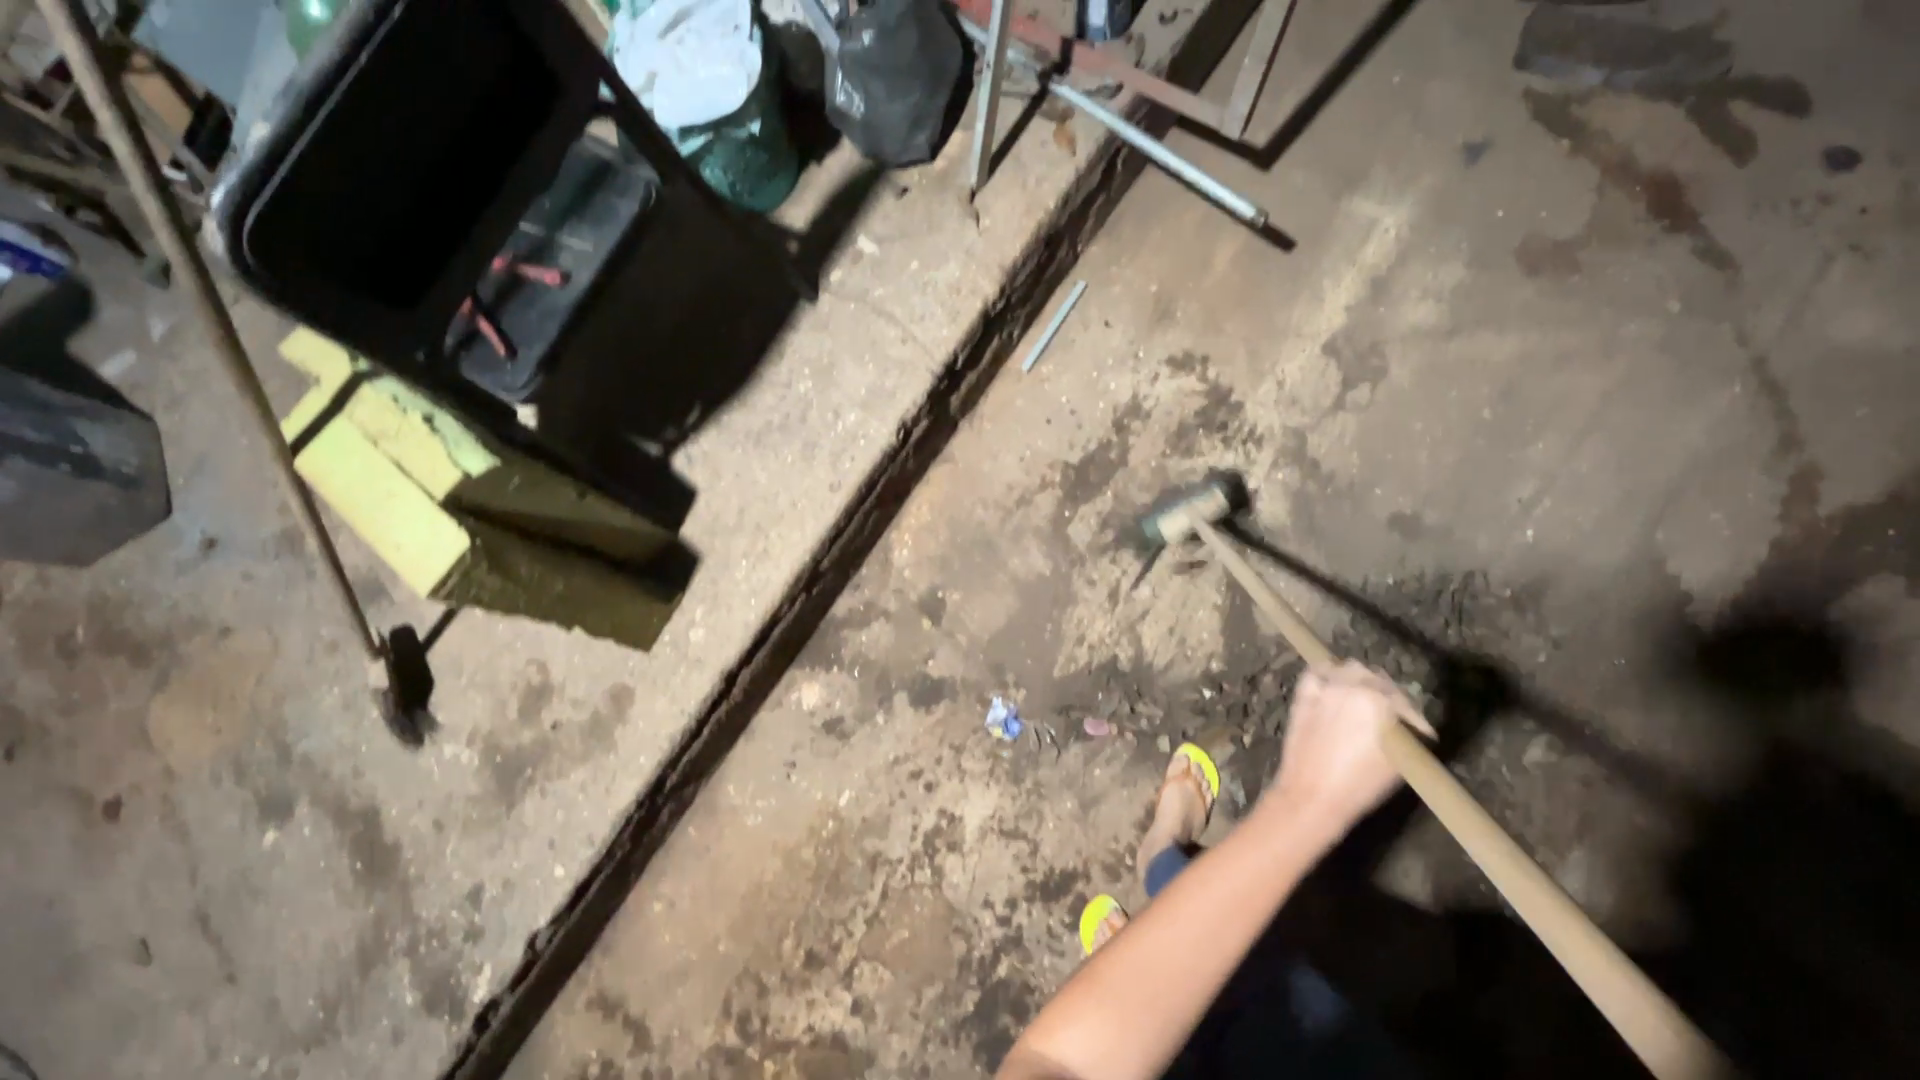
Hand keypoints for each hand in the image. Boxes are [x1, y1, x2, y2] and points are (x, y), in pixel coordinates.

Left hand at [1264, 660, 1431, 839]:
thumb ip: (1410, 736)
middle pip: (1379, 680)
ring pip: (1350, 670)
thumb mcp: (1399, 763)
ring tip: (1364, 697)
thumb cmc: (1360, 785)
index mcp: (1380, 701)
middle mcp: (1352, 686)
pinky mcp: (1303, 695)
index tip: (1419, 732)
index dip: (1415, 719)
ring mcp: (1325, 688)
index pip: (1406, 703)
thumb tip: (1417, 729)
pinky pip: (1318, 673)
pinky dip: (1328, 676)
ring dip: (1361, 680)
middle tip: (1391, 714)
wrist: (1311, 794)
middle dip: (1390, 695)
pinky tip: (1333, 687)